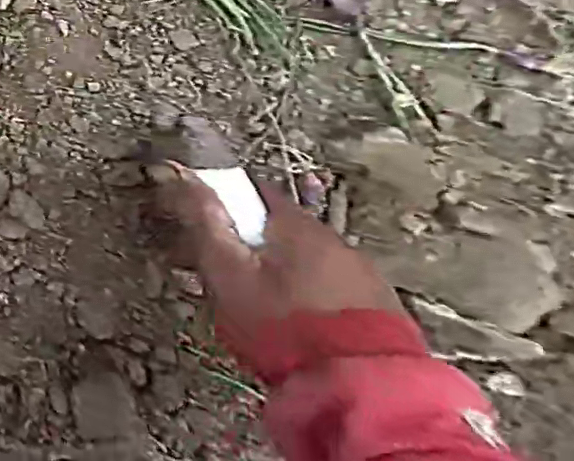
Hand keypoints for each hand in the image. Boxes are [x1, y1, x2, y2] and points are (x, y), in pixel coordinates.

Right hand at [159, 165, 408, 363]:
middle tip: (228, 276)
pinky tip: (298, 325)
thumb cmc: (283, 325)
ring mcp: (365, 276)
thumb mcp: (228, 272)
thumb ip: (206, 222)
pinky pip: (333, 290)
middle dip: (252, 246)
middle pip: (279, 229)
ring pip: (307, 261)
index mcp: (296, 224)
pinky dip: (313, 299)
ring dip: (283, 274)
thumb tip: (188, 179)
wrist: (364, 394)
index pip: (251, 191)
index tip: (205, 228)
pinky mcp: (385, 311)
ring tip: (262, 308)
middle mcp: (335, 240)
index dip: (223, 205)